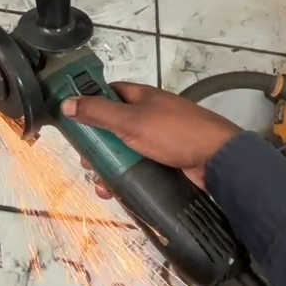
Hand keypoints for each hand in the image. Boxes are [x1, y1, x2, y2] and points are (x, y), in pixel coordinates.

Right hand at [63, 82, 241, 189]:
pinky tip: (118, 192)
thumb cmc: (174, 133)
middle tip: (86, 162)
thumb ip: (97, 112)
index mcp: (139, 96)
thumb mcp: (130, 121)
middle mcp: (147, 114)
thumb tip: (65, 103)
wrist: (220, 161)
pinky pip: (138, 166)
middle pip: (111, 126)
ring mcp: (158, 139)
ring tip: (102, 185)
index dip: (87, 105)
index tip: (71, 123)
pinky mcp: (166, 160)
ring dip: (109, 167)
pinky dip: (126, 177)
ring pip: (123, 150)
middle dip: (96, 146)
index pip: (105, 93)